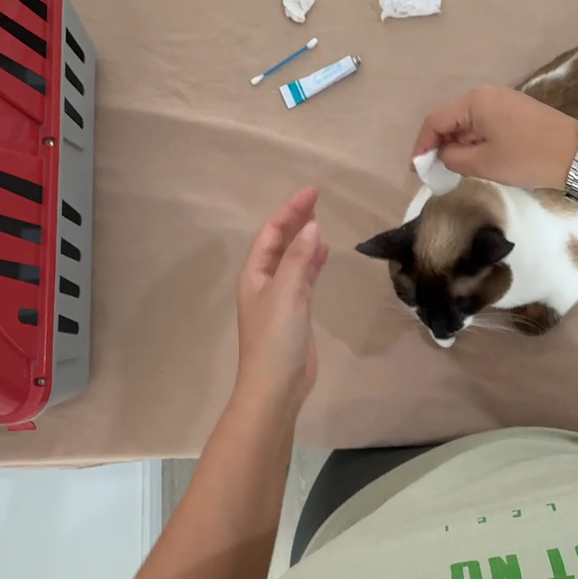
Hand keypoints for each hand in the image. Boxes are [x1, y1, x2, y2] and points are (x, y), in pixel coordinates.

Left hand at [234, 187, 329, 413]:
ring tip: (320, 220)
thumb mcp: (287, 293)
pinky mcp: (295, 313)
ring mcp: (279, 298)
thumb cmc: (276, 338)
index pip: (271, 234)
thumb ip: (299, 259)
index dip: (289, 211)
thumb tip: (311, 226)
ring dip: (303, 240)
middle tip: (317, 199)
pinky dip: (312, 262)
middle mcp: (264, 283)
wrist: (276, 386)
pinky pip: (303, 278)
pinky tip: (323, 253)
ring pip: (292, 259)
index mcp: (254, 275)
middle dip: (295, 220)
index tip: (312, 192)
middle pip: (279, 243)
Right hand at [412, 84, 577, 190]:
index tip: (416, 169)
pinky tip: (473, 160)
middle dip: (438, 145)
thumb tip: (442, 155)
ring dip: (456, 145)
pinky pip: (484, 125)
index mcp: (476, 101)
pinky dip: (474, 142)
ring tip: (451, 170)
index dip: (422, 146)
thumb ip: (453, 157)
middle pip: (451, 119)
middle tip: (431, 172)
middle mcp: (487, 94)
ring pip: (468, 123)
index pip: (436, 121)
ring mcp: (504, 101)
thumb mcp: (484, 163)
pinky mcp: (516, 112)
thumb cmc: (527, 158)